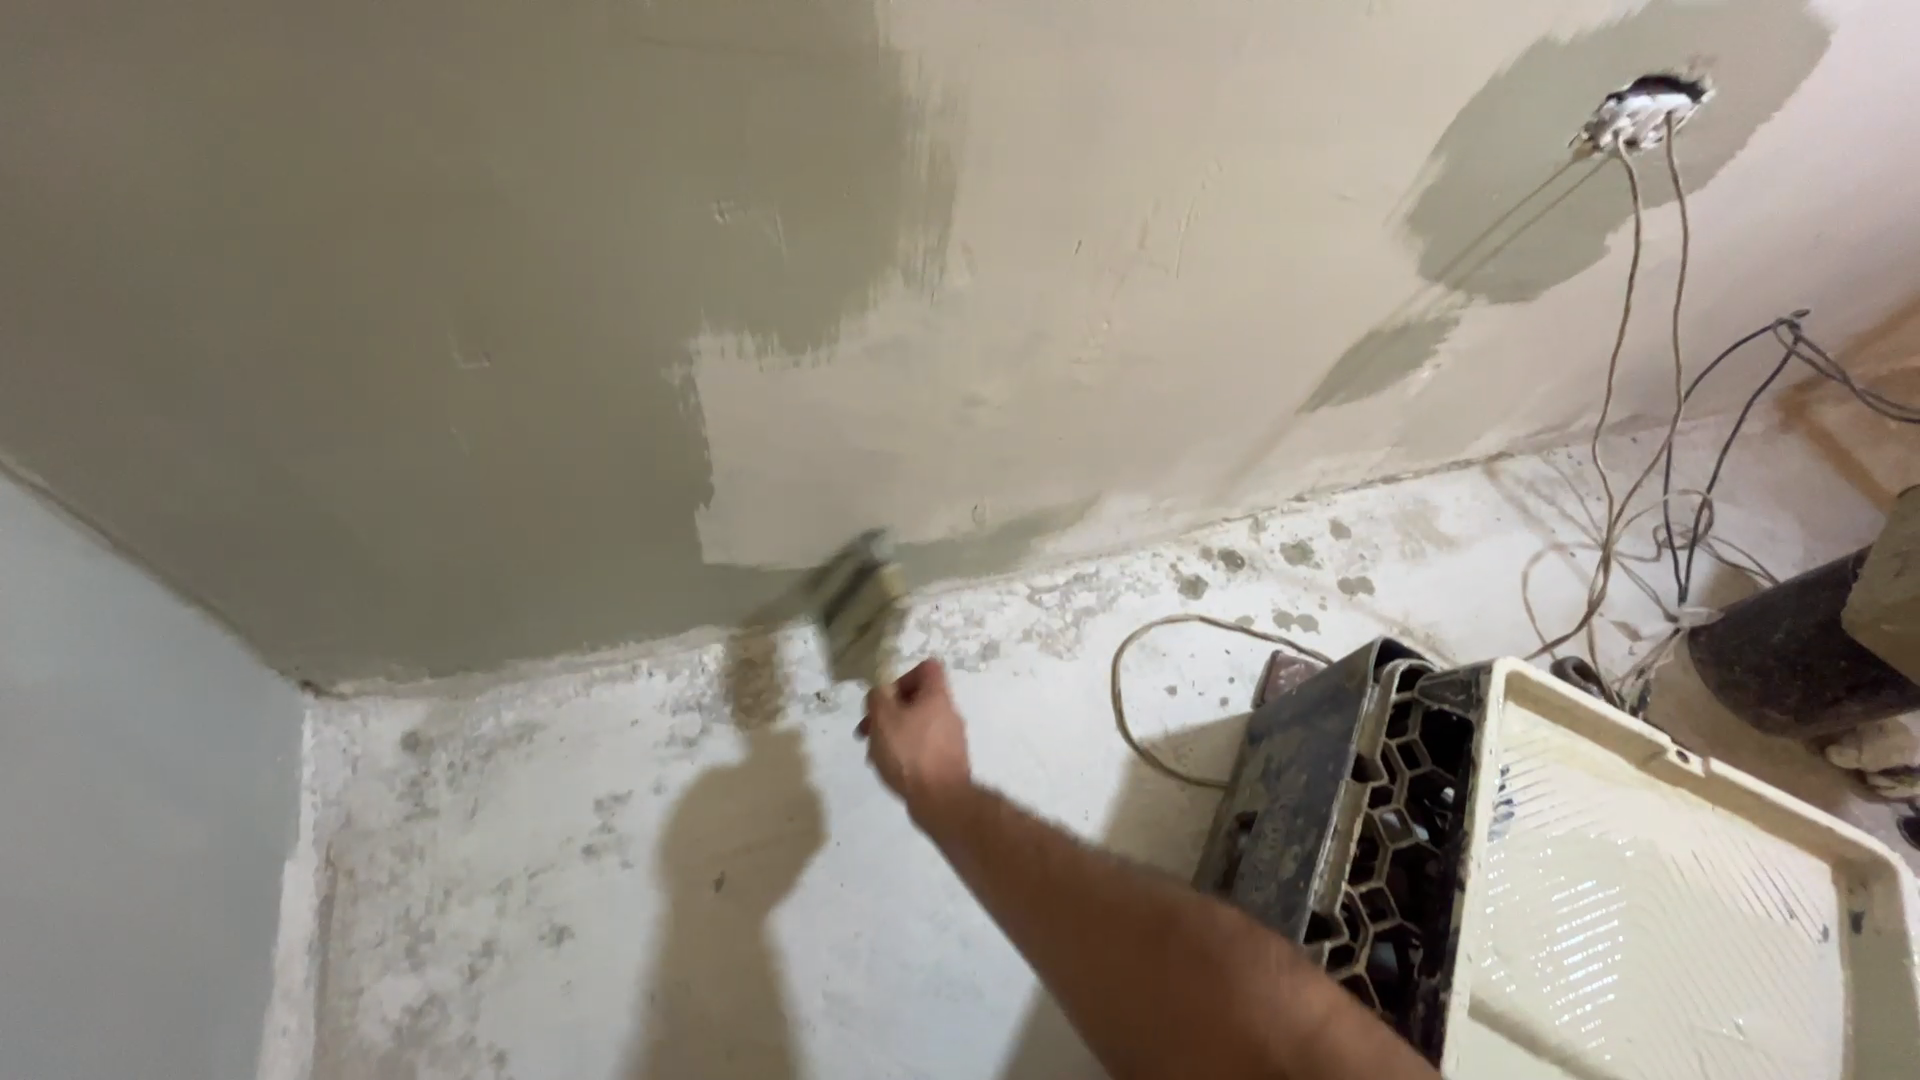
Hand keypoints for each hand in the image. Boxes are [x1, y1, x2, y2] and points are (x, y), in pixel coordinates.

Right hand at [859, 659, 971, 819]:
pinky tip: (889, 770)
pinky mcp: (948, 762)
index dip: (903, 676)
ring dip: (892, 734)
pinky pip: (922, 748)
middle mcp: (948, 714)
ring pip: (916, 726)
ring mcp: (951, 739)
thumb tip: (881, 691)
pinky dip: (905, 753)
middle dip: (888, 712)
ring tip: (873, 754)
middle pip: (917, 700)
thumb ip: (878, 697)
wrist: (941, 800)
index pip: (927, 668)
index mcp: (937, 696)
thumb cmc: (911, 753)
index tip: (886, 697)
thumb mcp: (884, 718)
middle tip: (867, 730)